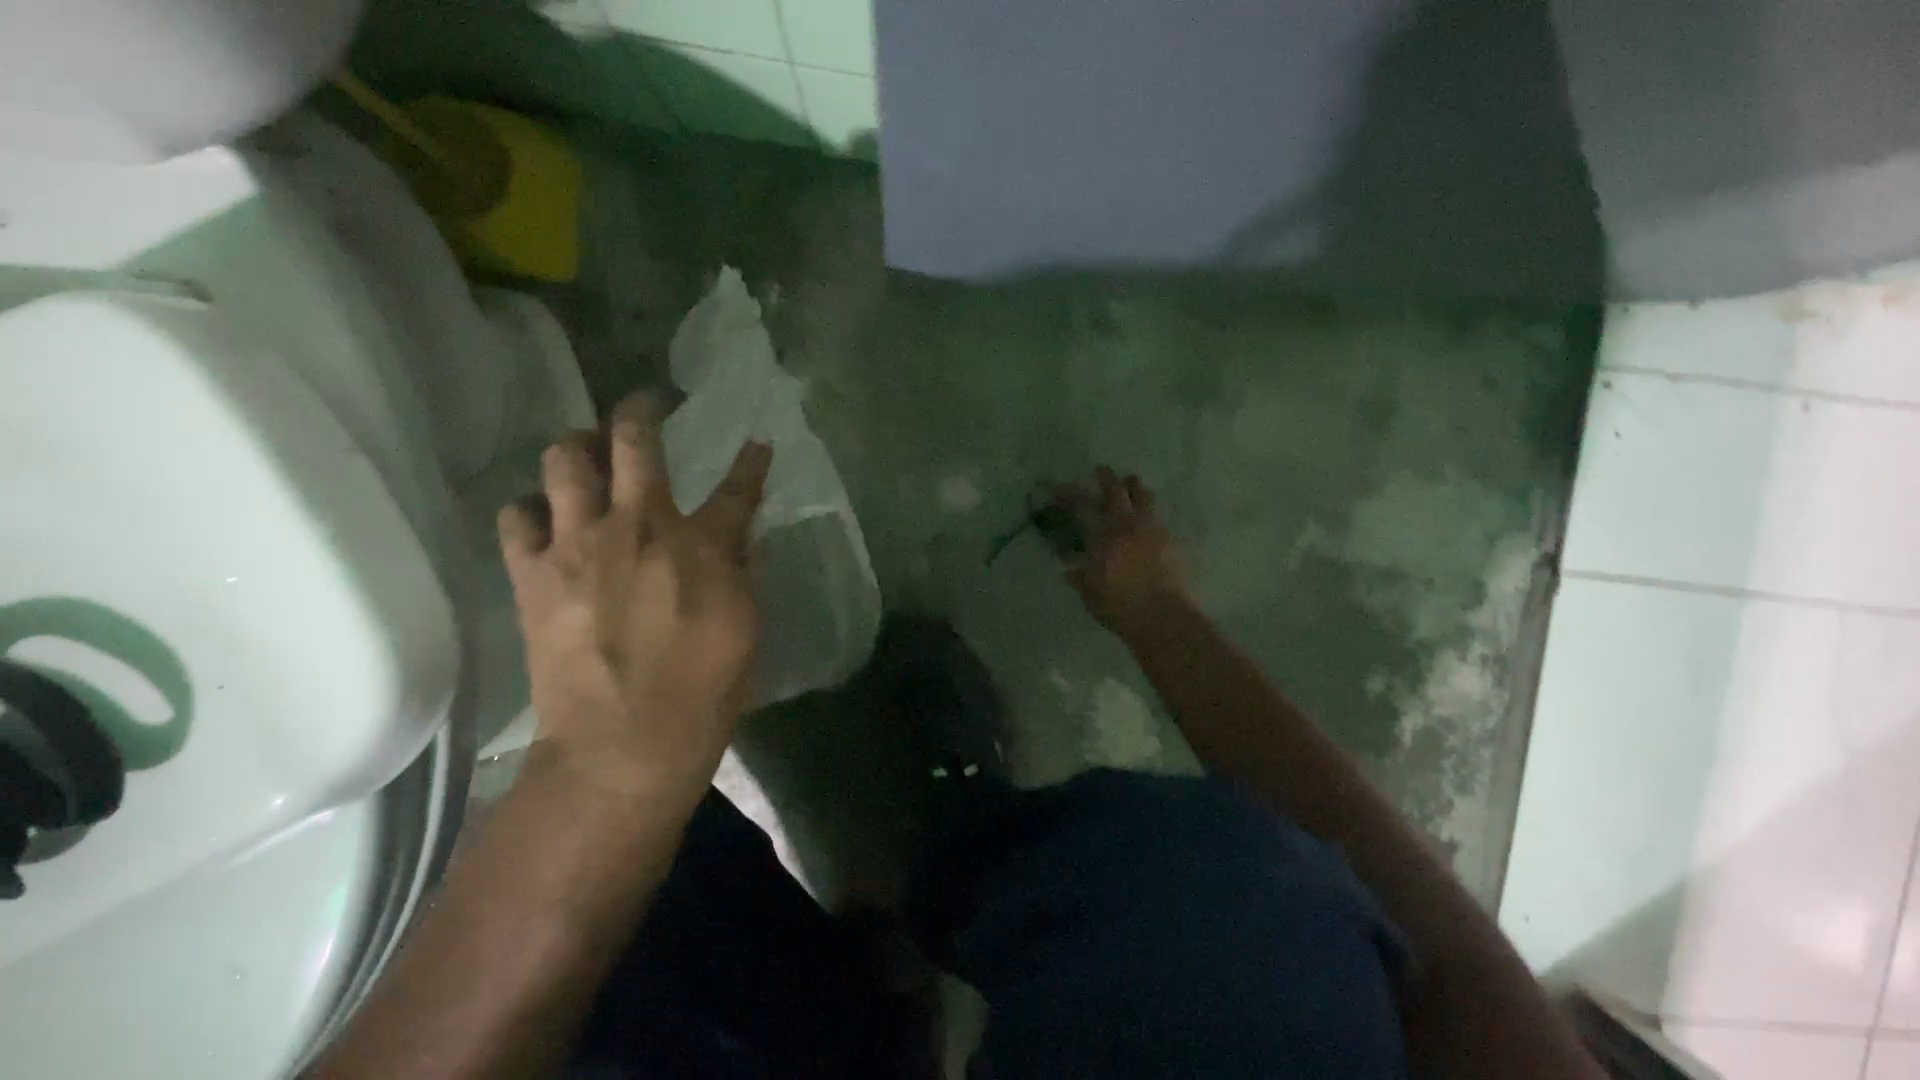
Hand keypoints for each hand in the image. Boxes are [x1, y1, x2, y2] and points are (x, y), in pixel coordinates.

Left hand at [497, 392, 770, 805]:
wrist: (623, 744)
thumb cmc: (703, 693)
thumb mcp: (747, 632)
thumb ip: (743, 574)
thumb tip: (741, 540)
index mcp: (701, 544)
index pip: (737, 488)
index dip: (751, 462)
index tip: (756, 445)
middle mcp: (639, 525)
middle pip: (635, 440)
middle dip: (643, 410)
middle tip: (647, 406)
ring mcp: (579, 544)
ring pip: (564, 459)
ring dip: (576, 447)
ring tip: (583, 454)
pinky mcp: (534, 574)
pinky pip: (516, 517)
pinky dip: (528, 511)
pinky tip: (541, 521)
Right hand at [1060, 467, 1193, 636]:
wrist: (1163, 618)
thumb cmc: (1119, 605)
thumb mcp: (1090, 593)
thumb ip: (1080, 577)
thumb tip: (1069, 570)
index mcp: (1105, 534)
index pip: (1086, 505)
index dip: (1074, 494)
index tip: (1066, 487)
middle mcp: (1130, 525)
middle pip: (1121, 491)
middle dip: (1111, 479)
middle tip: (1105, 472)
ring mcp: (1156, 531)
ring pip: (1147, 499)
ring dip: (1137, 491)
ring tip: (1133, 488)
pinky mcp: (1175, 543)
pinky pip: (1162, 522)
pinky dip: (1153, 519)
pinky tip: (1151, 528)